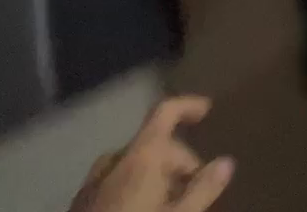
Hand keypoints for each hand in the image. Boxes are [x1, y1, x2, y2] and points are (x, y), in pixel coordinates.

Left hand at [70, 96, 235, 211]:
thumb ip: (203, 189)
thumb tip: (227, 162)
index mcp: (140, 155)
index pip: (165, 111)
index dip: (188, 105)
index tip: (207, 110)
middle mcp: (114, 160)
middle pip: (154, 144)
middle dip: (179, 162)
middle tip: (195, 191)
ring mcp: (91, 183)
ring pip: (133, 165)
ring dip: (156, 177)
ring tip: (171, 203)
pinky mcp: (79, 205)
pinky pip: (114, 183)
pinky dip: (134, 188)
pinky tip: (142, 210)